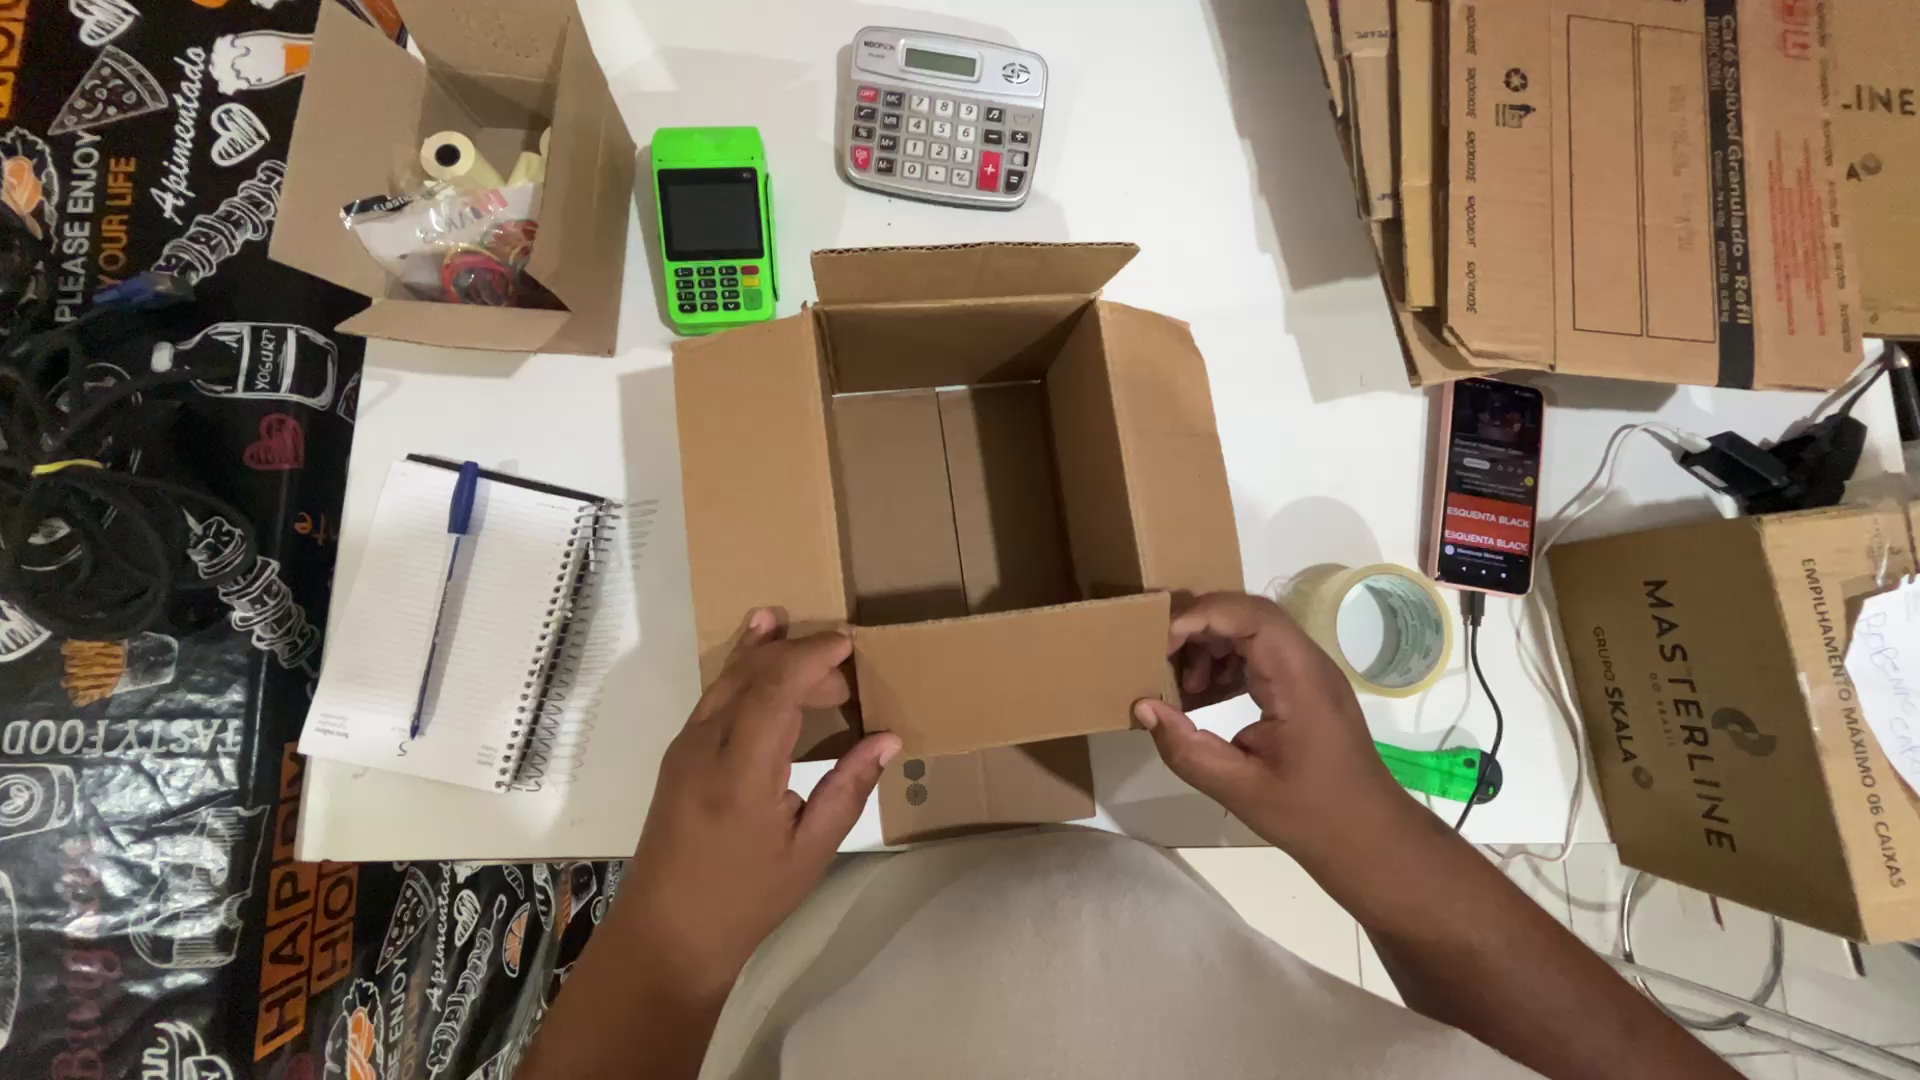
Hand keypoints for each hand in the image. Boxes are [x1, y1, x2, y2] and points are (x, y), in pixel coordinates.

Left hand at [622, 609, 900, 1001]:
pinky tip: (761, 646)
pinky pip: (716, 694)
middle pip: (752, 675)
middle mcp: (704, 748)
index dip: (810, 658)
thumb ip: (849, 789)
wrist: (665, 934)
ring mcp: (685, 746)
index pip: (773, 691)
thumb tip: (888, 738)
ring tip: (817, 649)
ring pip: (729, 678)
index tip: (848, 643)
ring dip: (773, 656)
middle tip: (848, 678)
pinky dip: (745, 668)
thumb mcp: (810, 853)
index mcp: (740, 776)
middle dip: (803, 659)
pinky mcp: (679, 751)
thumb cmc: (745, 900)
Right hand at [1133, 592, 1414, 859]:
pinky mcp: (1301, 684)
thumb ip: (1186, 748)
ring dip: (1209, 645)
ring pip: (1249, 628)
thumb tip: (1143, 707)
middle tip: (1163, 660)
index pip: (1250, 615)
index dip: (1201, 617)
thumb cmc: (1311, 815)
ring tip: (1184, 688)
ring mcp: (1306, 671)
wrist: (1370, 838)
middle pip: (1247, 613)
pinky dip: (1224, 663)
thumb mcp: (1239, 788)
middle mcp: (1306, 662)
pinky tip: (1203, 697)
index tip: (1162, 645)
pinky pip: (1257, 652)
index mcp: (1298, 680)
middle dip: (1198, 627)